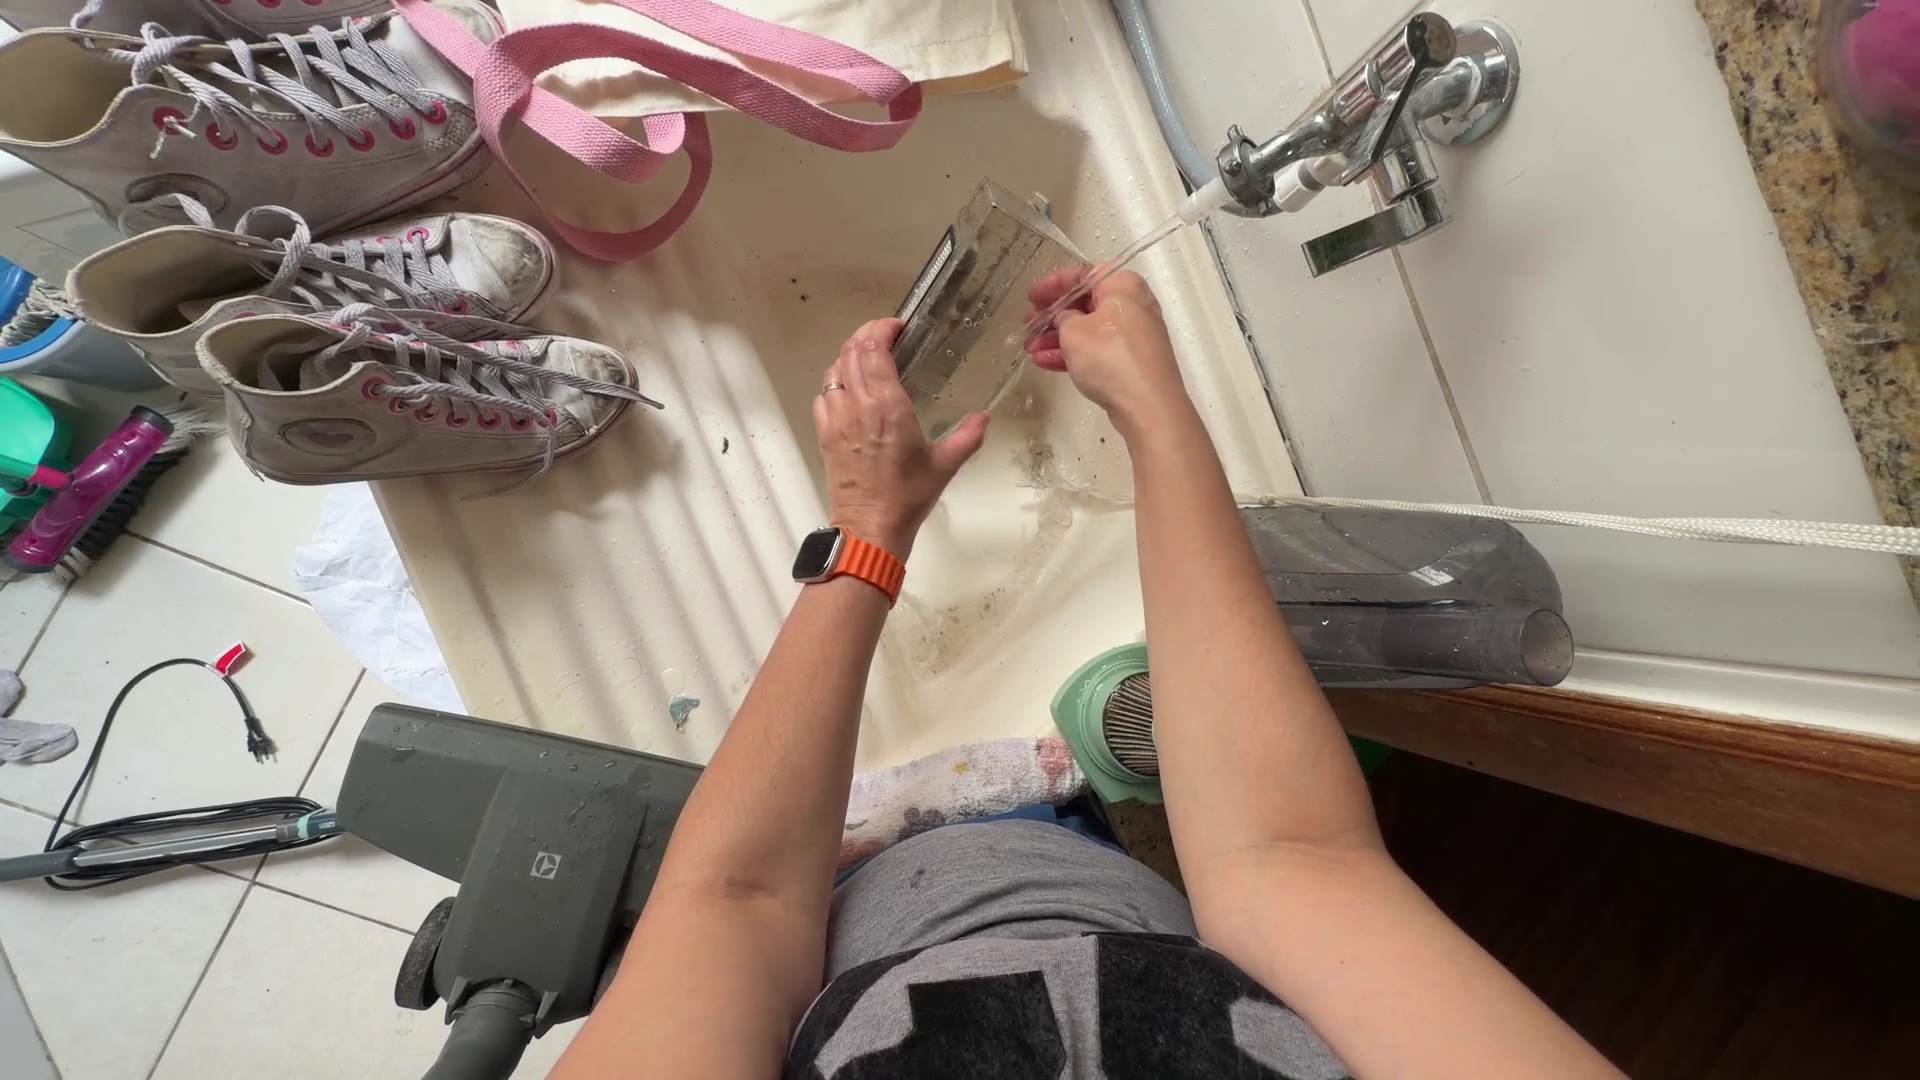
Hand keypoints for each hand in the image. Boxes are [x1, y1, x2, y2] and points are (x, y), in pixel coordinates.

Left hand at [813, 318, 988, 558]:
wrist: (870, 527)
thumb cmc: (908, 496)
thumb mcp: (945, 464)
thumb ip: (967, 436)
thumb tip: (984, 418)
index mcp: (887, 406)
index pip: (874, 349)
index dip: (882, 329)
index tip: (898, 327)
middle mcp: (857, 405)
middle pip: (851, 351)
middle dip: (866, 335)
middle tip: (885, 336)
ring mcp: (836, 419)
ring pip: (834, 370)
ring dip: (849, 356)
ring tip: (868, 359)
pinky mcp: (824, 434)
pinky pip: (824, 396)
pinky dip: (835, 382)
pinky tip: (850, 390)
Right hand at [1025, 268, 1188, 434]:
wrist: (1147, 405)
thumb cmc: (1110, 358)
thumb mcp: (1074, 332)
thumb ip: (1063, 318)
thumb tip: (1065, 318)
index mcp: (1122, 285)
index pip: (1083, 274)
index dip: (1053, 285)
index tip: (1032, 298)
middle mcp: (1131, 304)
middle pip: (1085, 303)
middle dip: (1053, 316)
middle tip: (1029, 325)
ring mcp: (1132, 334)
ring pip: (1088, 329)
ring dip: (1057, 338)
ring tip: (1031, 349)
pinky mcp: (1130, 360)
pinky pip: (1097, 349)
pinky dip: (1073, 354)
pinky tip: (1045, 362)